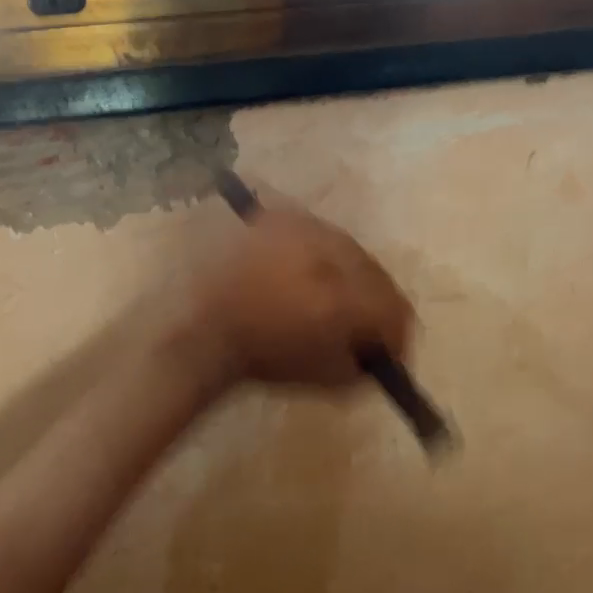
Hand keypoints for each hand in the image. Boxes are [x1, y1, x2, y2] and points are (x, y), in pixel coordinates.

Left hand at [182, 201, 414, 389]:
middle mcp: (331, 254)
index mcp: (344, 299)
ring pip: (348, 249)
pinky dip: (316, 253)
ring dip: (347, 274)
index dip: (398, 334)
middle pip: (377, 274)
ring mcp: (304, 229)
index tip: (390, 350)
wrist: (195, 324)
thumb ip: (361, 367)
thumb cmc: (257, 357)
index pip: (396, 310)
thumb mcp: (319, 376)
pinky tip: (299, 271)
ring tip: (327, 294)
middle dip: (375, 302)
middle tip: (363, 323)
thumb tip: (380, 356)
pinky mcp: (280, 216)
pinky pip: (316, 233)